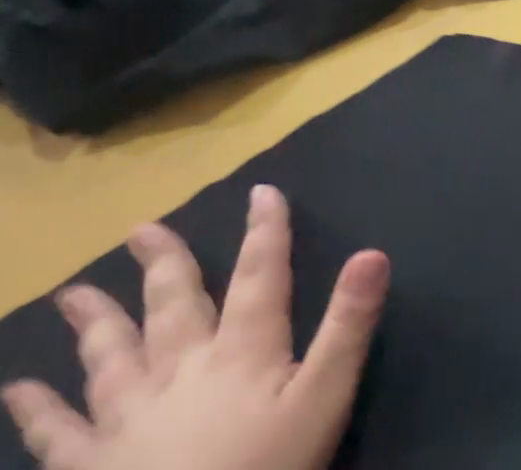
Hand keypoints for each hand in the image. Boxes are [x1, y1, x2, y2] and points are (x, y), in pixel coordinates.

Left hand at [3, 185, 389, 469]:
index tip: (263, 191)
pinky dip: (34, 408)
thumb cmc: (269, 463)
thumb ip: (349, 325)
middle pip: (173, 308)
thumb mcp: (326, 394)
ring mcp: (126, 417)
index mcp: (243, 351)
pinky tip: (16, 390)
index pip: (260, 278)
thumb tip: (372, 253)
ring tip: (73, 294)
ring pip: (110, 357)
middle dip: (163, 266)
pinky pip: (56, 430)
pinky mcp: (87, 462)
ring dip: (95, 322)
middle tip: (140, 230)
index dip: (265, 232)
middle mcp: (181, 370)